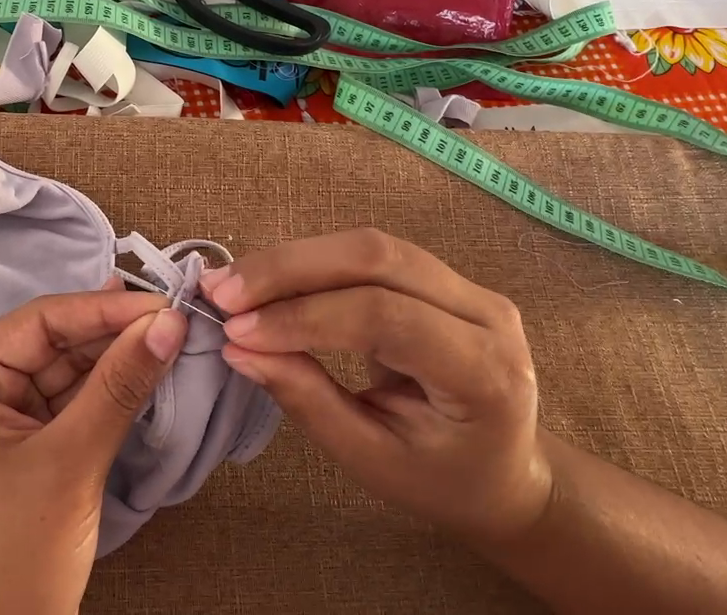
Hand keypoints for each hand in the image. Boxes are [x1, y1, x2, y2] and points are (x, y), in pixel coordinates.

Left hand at [0, 288, 188, 614]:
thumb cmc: (13, 553)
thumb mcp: (70, 461)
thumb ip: (119, 385)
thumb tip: (168, 323)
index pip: (40, 322)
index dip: (103, 308)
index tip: (163, 302)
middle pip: (55, 344)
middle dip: (113, 331)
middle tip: (176, 317)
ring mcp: (3, 421)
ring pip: (68, 373)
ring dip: (116, 359)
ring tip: (170, 336)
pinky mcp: (28, 450)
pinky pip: (72, 405)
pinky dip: (109, 392)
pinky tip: (145, 370)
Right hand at [201, 228, 552, 543]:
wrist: (506, 472)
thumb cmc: (442, 481)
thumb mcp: (372, 459)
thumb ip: (309, 400)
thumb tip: (239, 350)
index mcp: (484, 371)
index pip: (385, 316)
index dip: (303, 316)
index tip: (236, 330)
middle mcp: (485, 311)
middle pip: (377, 257)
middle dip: (289, 268)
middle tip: (220, 290)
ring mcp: (469, 286)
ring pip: (369, 245)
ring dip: (292, 259)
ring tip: (233, 282)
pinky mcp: (442, 277)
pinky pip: (370, 254)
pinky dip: (311, 263)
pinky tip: (269, 279)